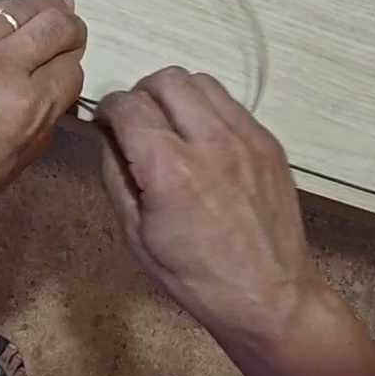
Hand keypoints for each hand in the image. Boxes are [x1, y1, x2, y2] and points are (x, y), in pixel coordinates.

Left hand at [0, 0, 86, 240]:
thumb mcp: (5, 172)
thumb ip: (37, 131)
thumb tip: (49, 102)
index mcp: (23, 106)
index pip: (71, 71)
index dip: (72, 74)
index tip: (64, 78)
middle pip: (56, 27)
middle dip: (71, 32)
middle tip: (70, 36)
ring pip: (20, 7)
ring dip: (42, 9)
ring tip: (50, 10)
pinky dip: (0, 10)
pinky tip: (4, 16)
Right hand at [95, 67, 323, 343]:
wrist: (268, 297)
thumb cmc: (192, 276)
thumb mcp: (135, 232)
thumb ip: (115, 173)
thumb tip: (106, 134)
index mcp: (169, 168)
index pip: (127, 105)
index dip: (107, 110)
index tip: (105, 124)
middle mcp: (210, 141)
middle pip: (165, 79)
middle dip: (141, 94)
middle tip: (137, 123)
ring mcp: (246, 137)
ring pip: (200, 81)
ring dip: (175, 96)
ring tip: (171, 128)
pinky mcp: (268, 142)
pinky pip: (229, 103)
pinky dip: (206, 111)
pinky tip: (202, 143)